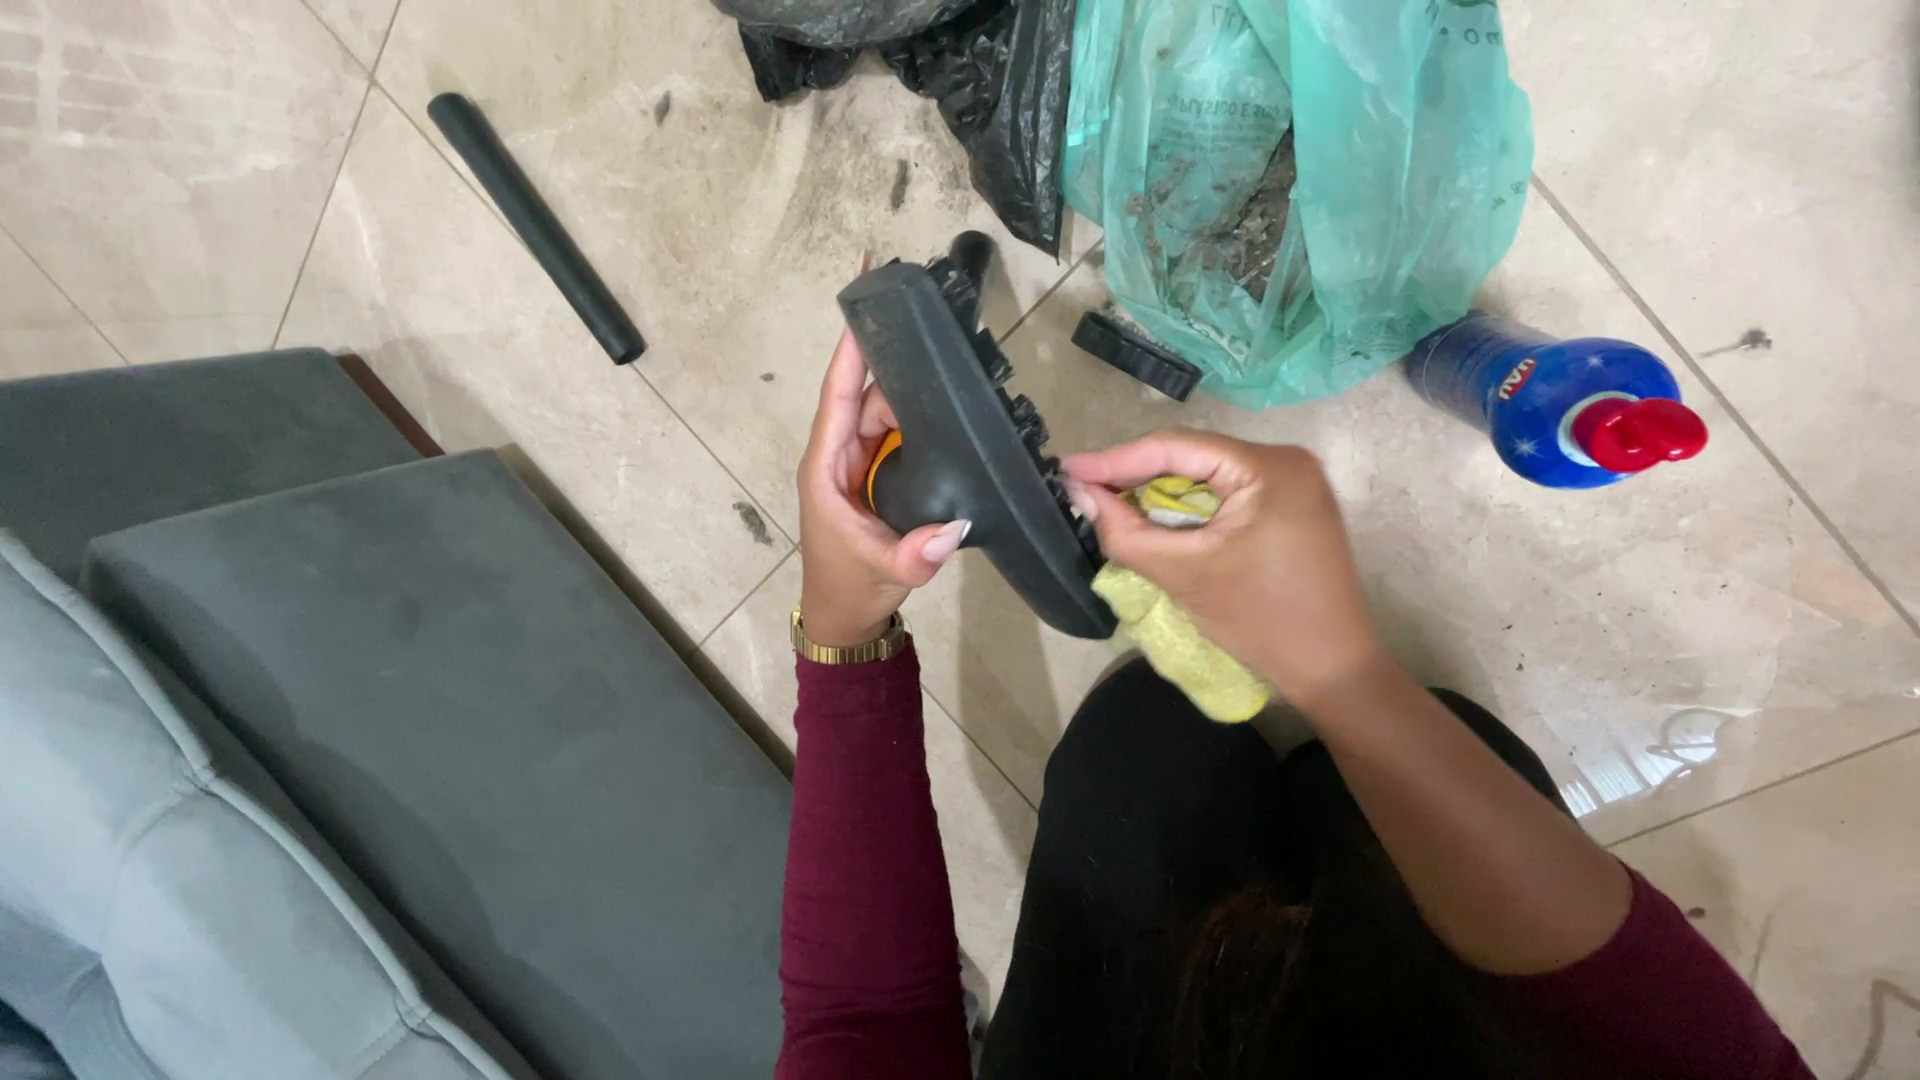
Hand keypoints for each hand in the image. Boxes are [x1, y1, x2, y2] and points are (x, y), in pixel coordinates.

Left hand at [797, 328, 969, 646]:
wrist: (847, 615)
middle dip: (898, 369)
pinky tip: (950, 411)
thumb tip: (955, 528)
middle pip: (868, 397)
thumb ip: (913, 555)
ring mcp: (862, 465)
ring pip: (886, 415)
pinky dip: (921, 423)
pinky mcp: (881, 477)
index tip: (866, 306)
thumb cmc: (849, 585)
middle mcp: (841, 456)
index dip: (850, 352)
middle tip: (941, 341)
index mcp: (826, 467)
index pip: (837, 397)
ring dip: (915, 398)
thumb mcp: (882, 569)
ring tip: (955, 373)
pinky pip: (899, 438)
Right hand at [1063, 429, 1382, 706]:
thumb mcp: (1184, 574)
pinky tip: (1153, 517)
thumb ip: (1126, 531)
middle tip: (1084, 489)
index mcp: (1268, 467)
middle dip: (1135, 475)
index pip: (1176, 448)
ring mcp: (1290, 482)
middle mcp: (1284, 460)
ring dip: (1157, 492)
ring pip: (1204, 475)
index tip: (1069, 470)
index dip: (1115, 460)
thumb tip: (1081, 494)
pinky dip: (1185, 508)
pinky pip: (1222, 494)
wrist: (1332, 669)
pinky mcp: (1287, 506)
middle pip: (1191, 457)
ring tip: (1108, 501)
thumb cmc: (1262, 621)